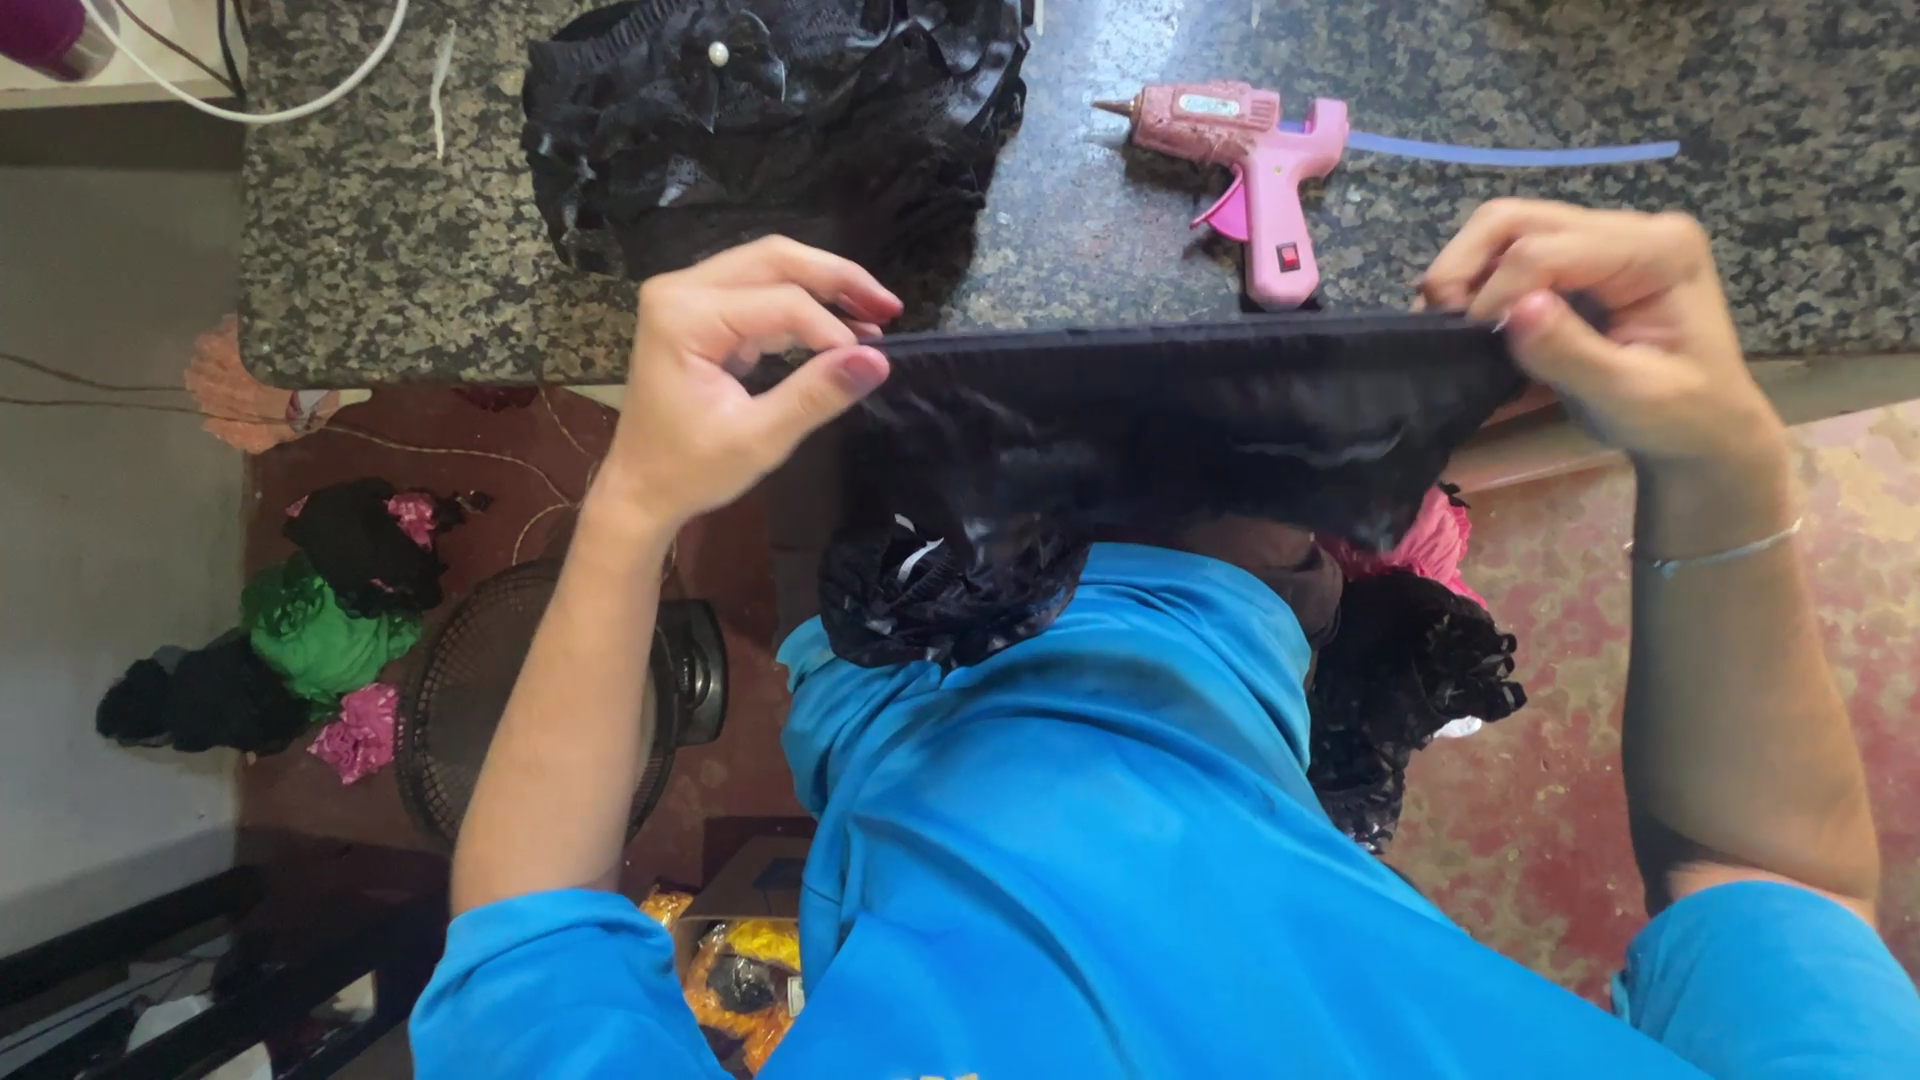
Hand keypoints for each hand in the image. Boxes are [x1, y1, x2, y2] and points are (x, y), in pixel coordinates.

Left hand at [593, 236, 901, 528]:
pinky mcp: (700, 312)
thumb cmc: (690, 470)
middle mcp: (681, 289)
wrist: (640, 488)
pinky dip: (802, 306)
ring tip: (875, 312)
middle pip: (775, 259)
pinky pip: (759, 292)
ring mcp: (687, 296)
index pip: (781, 302)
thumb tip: (877, 361)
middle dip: (837, 279)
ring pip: (770, 267)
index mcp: (685, 315)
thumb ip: (816, 395)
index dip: (832, 331)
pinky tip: (840, 327)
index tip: (868, 365)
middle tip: (890, 306)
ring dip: (824, 286)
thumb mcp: (759, 439)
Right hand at [1419, 199, 1785, 469]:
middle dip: (1459, 269)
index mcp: (1656, 252)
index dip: (1494, 296)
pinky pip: (1503, 253)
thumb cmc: (1675, 413)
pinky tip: (1467, 322)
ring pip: (1499, 229)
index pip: (1542, 250)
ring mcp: (1599, 241)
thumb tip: (1516, 310)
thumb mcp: (1627, 394)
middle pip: (1512, 220)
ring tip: (1449, 325)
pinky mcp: (1574, 261)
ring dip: (1459, 275)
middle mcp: (1628, 230)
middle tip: (1440, 324)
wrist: (1700, 425)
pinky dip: (1470, 283)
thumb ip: (1571, 352)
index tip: (1481, 348)